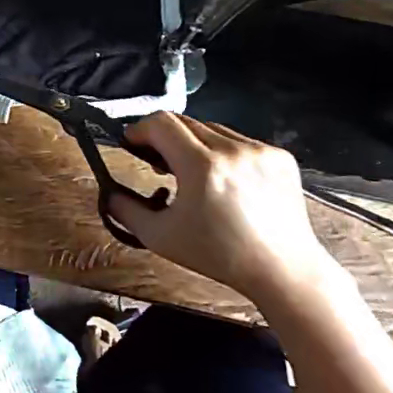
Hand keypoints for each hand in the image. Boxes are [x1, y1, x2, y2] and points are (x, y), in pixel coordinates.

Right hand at [109, 112, 349, 308]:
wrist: (283, 270)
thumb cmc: (218, 255)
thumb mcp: (159, 236)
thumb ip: (125, 209)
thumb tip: (108, 192)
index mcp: (202, 166)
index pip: (161, 123)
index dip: (139, 130)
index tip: (131, 145)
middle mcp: (233, 150)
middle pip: (184, 122)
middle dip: (162, 138)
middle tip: (156, 163)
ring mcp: (260, 151)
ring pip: (211, 130)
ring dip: (192, 144)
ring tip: (190, 173)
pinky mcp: (279, 157)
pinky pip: (238, 141)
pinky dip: (221, 153)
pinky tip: (222, 181)